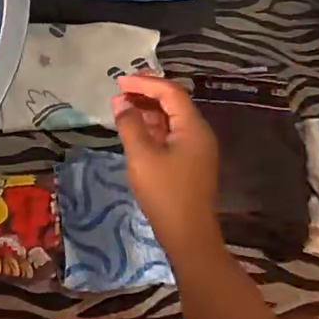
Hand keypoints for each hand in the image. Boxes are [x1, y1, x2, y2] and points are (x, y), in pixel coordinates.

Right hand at [112, 74, 220, 248]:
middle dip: (146, 93)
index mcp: (193, 127)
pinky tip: (134, 129)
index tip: (119, 82)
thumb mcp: (141, 155)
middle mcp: (199, 133)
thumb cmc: (164, 193)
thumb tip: (121, 102)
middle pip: (174, 102)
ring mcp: (196, 149)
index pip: (170, 92)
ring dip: (148, 110)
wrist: (188, 236)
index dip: (144, 83)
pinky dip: (152, 126)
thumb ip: (130, 124)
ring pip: (171, 119)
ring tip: (122, 107)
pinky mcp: (189, 162)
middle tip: (120, 90)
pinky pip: (171, 134)